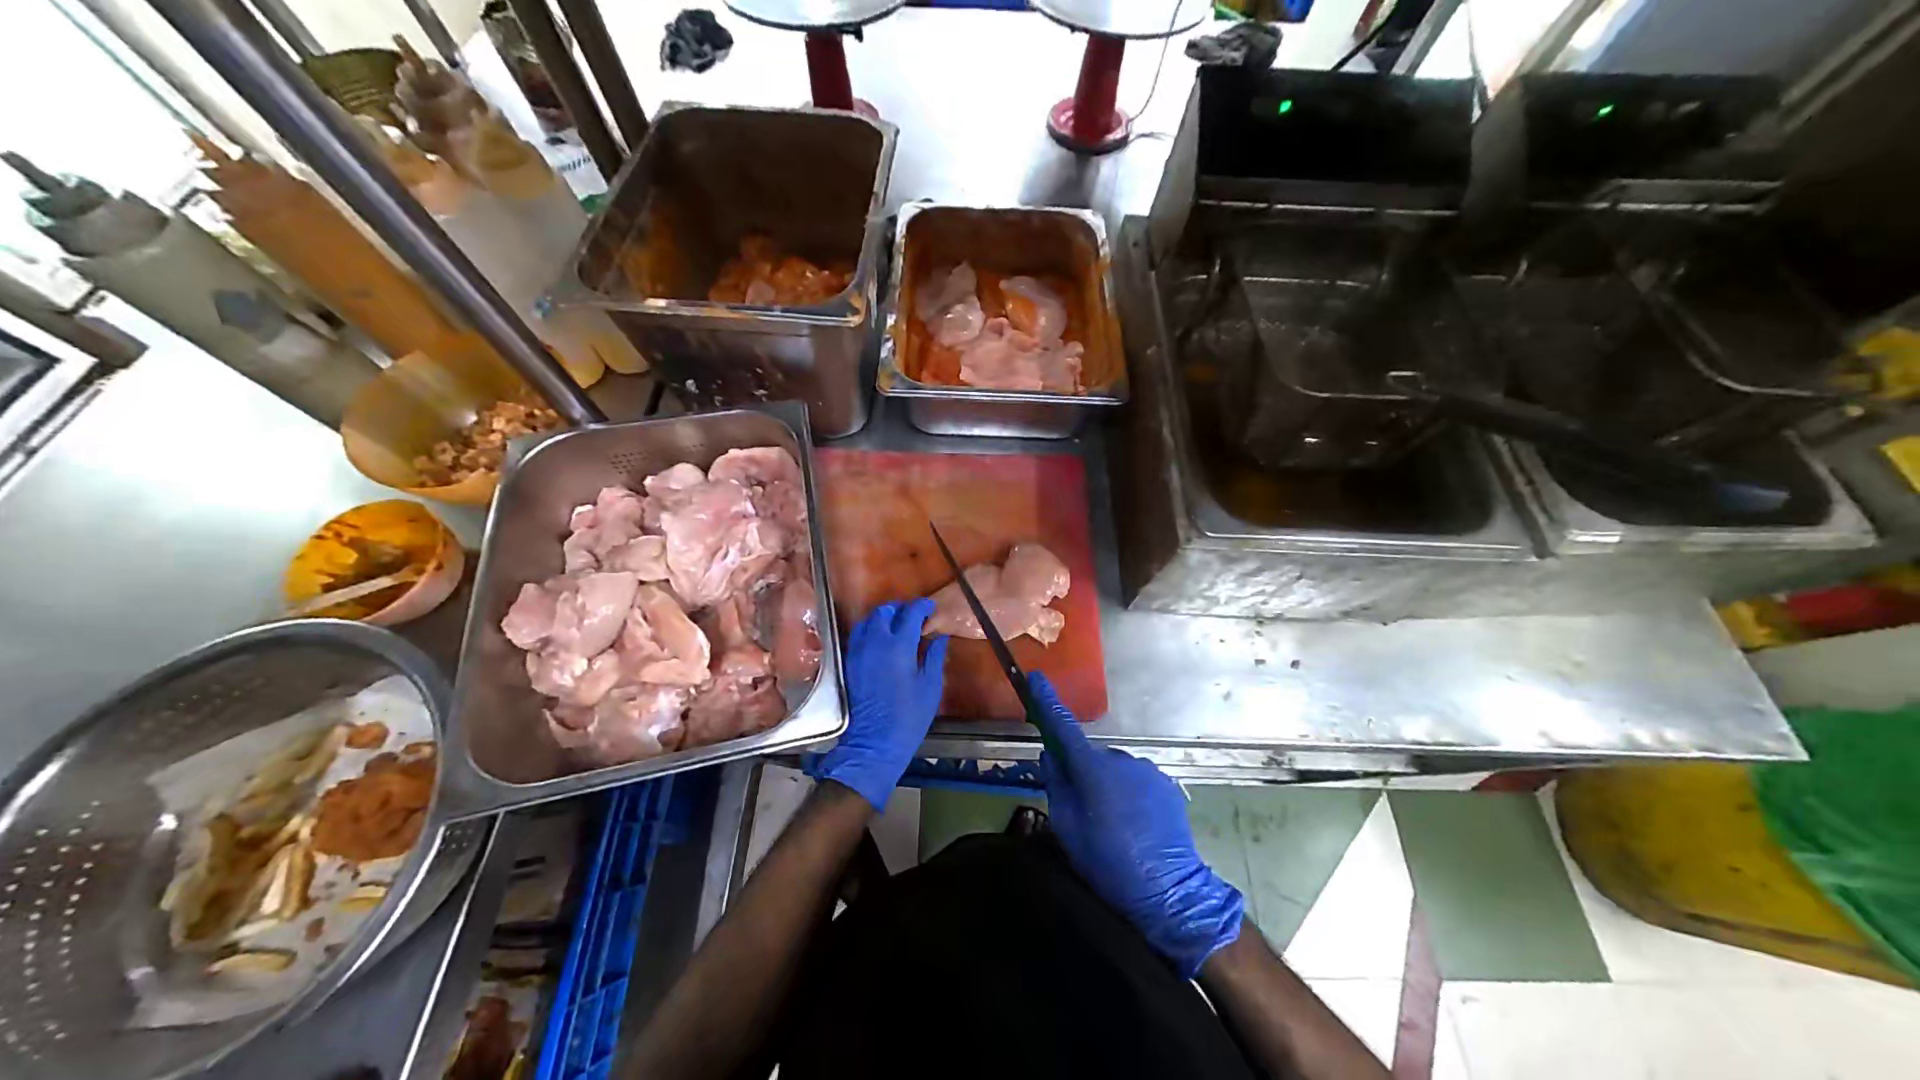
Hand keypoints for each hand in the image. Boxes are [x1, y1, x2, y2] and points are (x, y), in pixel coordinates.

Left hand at [814, 600, 949, 810]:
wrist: (873, 742)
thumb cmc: (908, 717)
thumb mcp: (930, 686)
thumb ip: (934, 656)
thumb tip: (939, 637)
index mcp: (899, 646)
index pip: (910, 613)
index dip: (922, 607)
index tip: (930, 609)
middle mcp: (875, 642)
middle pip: (885, 611)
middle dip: (900, 609)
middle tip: (914, 618)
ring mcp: (858, 651)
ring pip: (868, 621)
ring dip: (883, 618)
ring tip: (897, 628)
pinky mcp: (849, 662)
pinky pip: (859, 635)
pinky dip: (871, 631)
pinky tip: (882, 642)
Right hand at [1032, 672, 1244, 977]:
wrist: (1171, 894)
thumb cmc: (1109, 864)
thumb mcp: (1068, 829)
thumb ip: (1057, 786)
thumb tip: (1052, 756)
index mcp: (1093, 770)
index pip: (1064, 728)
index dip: (1048, 703)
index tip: (1037, 678)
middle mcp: (1121, 760)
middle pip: (1090, 758)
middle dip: (1082, 774)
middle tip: (1082, 812)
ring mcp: (1147, 771)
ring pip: (1114, 771)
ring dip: (1108, 786)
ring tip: (1112, 826)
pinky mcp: (1166, 785)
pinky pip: (1136, 782)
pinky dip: (1129, 795)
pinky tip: (1133, 826)